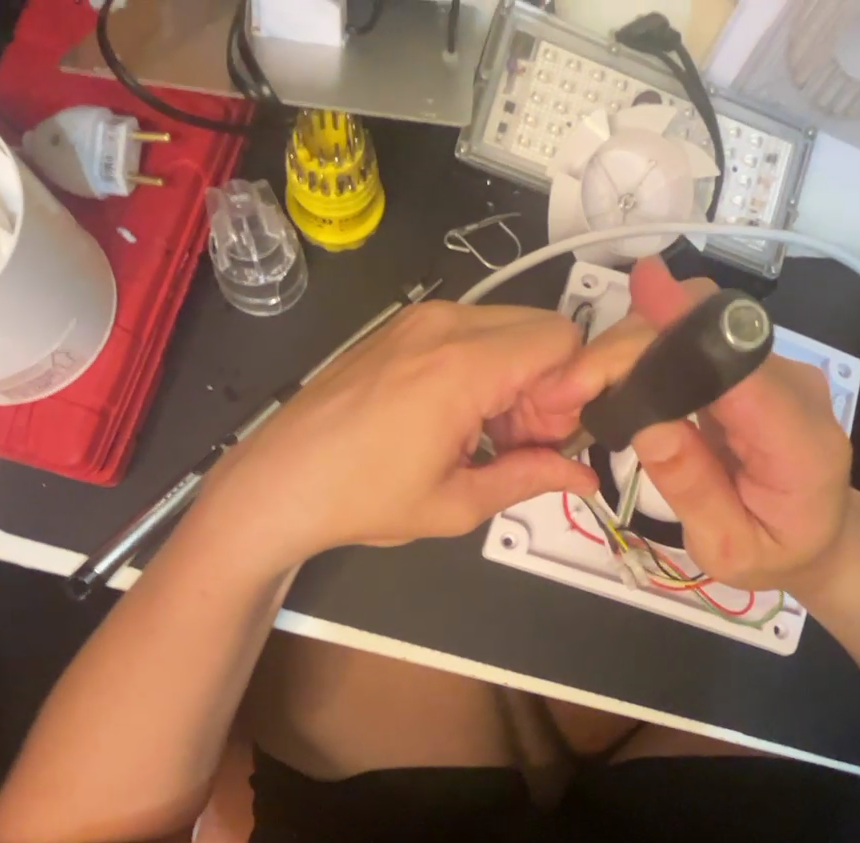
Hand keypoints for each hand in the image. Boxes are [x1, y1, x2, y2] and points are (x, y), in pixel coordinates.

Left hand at [199, 301, 598, 570]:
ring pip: (505, 329)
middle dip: (549, 386)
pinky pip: (466, 333)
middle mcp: (443, 325)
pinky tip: (457, 421)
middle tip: (524, 446)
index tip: (553, 440)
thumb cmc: (362, 499)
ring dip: (516, 379)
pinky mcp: (397, 329)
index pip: (563, 341)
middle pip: (539, 330)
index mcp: (463, 366)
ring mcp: (415, 321)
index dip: (574, 390)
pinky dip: (483, 369)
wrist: (278, 482)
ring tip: (486, 440)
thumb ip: (529, 479)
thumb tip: (581, 477)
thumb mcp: (456, 503)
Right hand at [587, 258, 854, 591]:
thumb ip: (693, 489)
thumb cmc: (776, 551)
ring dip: (629, 348)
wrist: (819, 538)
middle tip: (566, 390)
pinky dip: (643, 353)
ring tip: (578, 389)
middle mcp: (790, 387)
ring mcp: (770, 372)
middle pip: (707, 333)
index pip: (742, 365)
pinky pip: (691, 343)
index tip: (644, 285)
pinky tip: (607, 380)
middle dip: (630, 348)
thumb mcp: (728, 547)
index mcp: (798, 440)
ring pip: (694, 327)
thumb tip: (646, 425)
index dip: (690, 323)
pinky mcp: (747, 370)